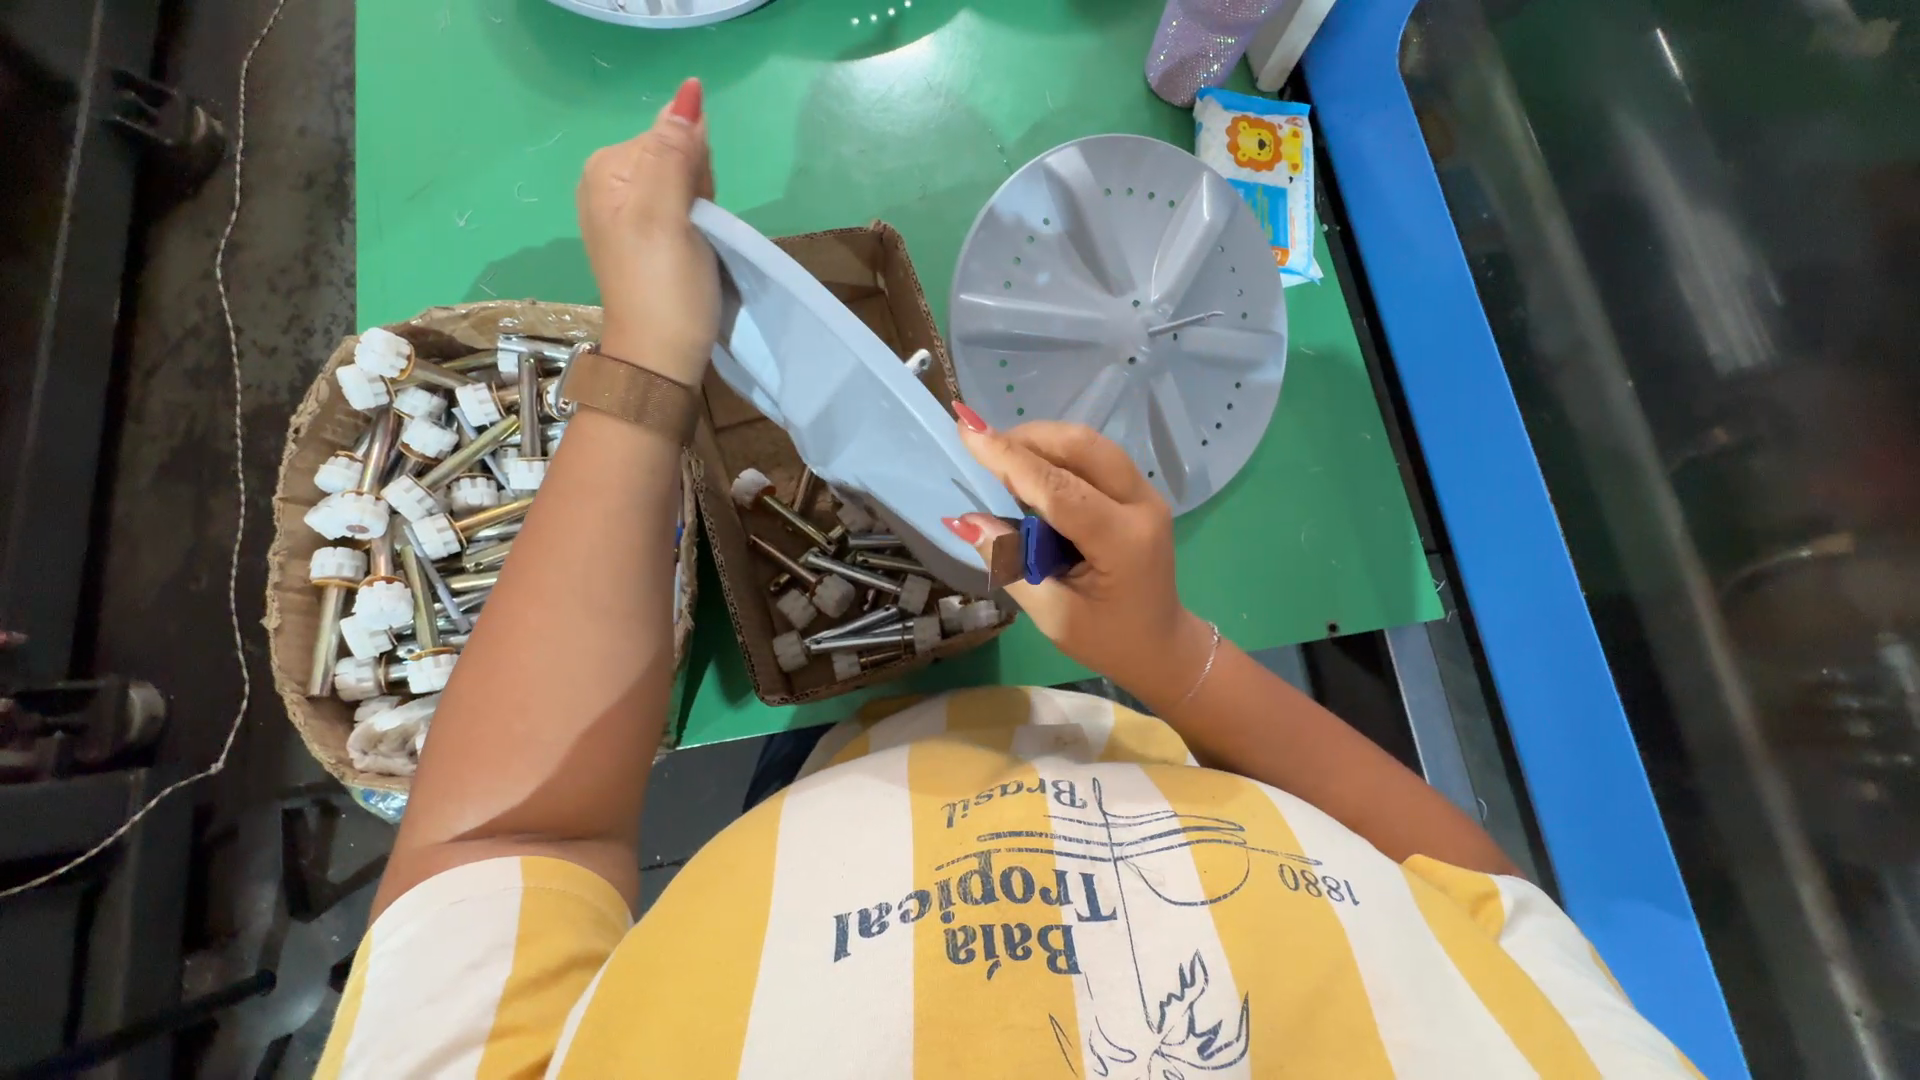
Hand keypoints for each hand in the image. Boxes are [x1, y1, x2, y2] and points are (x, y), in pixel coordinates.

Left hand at [576, 77, 717, 384]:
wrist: (660, 360)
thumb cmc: (666, 288)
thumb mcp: (669, 215)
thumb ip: (677, 153)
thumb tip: (689, 90)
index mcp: (607, 170)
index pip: (670, 137)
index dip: (698, 171)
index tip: (698, 214)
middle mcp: (609, 185)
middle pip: (675, 159)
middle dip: (699, 190)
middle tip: (698, 234)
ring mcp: (626, 216)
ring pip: (683, 188)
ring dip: (702, 213)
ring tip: (698, 249)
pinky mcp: (645, 243)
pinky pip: (681, 214)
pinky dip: (697, 230)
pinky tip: (695, 256)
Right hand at [942, 406, 1215, 708]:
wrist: (1161, 646)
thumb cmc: (1107, 639)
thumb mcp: (1053, 614)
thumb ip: (1010, 564)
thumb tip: (963, 520)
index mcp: (1123, 542)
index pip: (1059, 489)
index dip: (1010, 459)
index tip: (968, 432)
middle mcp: (1142, 506)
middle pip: (1082, 446)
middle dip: (1029, 438)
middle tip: (983, 445)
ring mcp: (1145, 494)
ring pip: (1090, 444)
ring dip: (1043, 442)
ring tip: (1001, 458)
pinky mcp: (1138, 492)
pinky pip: (1095, 457)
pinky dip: (1058, 454)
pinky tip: (1031, 470)